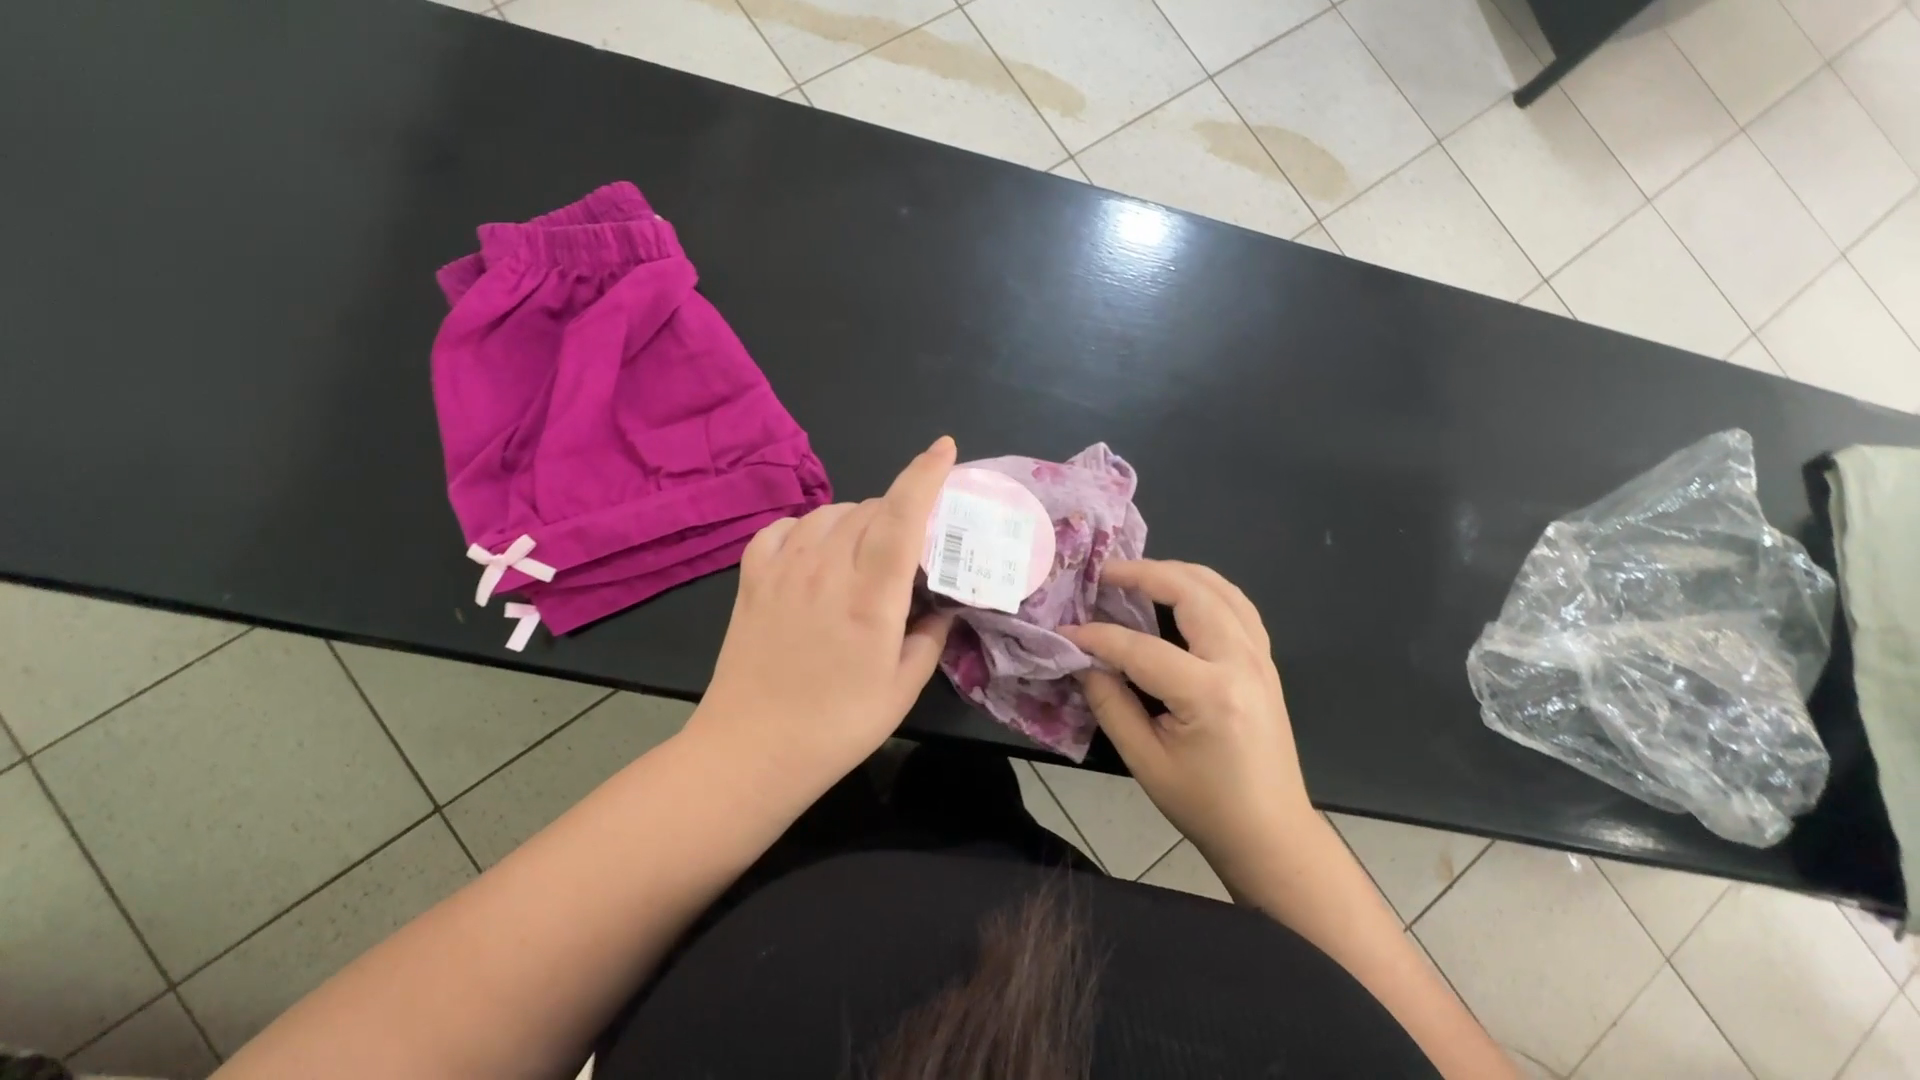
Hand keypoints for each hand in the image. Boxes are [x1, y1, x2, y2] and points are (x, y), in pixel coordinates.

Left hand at [690, 437, 957, 790]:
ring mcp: (783, 570)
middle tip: (913, 544)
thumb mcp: (901, 689)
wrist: (750, 750)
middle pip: (869, 509)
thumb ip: (929, 637)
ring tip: (866, 549)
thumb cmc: (836, 726)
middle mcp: (826, 569)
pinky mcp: (751, 579)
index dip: (926, 475)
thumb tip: (941, 608)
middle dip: (899, 511)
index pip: (902, 516)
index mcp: (870, 595)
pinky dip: (807, 528)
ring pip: (829, 513)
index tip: (945, 449)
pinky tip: (814, 550)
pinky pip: (784, 529)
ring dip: (857, 519)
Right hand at [1060, 560, 1312, 874]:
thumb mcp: (1146, 762)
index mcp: (1210, 693)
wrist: (1270, 833)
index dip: (1099, 636)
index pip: (1142, 648)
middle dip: (1144, 574)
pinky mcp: (1265, 663)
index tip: (1066, 631)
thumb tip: (1084, 662)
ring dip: (1178, 573)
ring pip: (1222, 590)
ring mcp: (1261, 659)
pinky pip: (1238, 607)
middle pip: (1192, 593)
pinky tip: (1180, 593)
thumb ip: (1111, 705)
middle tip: (1103, 573)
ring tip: (1138, 573)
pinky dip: (1206, 590)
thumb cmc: (1205, 805)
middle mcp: (1242, 663)